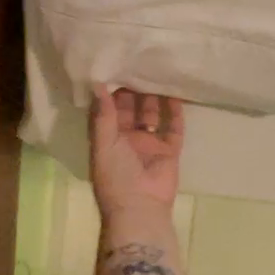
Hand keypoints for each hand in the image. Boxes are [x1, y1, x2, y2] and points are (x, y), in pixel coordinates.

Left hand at [88, 85, 186, 274]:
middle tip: (140, 66)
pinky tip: (176, 94)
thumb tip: (98, 85)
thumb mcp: (104, 146)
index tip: (116, 68)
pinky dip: (175, 113)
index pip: (109, 112)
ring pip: (153, 116)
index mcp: (108, 141)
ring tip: (158, 74)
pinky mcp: (170, 151)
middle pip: (132, 111)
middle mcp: (129, 141)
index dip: (112, 93)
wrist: (141, 208)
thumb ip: (103, 117)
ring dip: (154, 99)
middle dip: (135, 92)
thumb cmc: (116, 177)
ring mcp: (150, 146)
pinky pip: (173, 128)